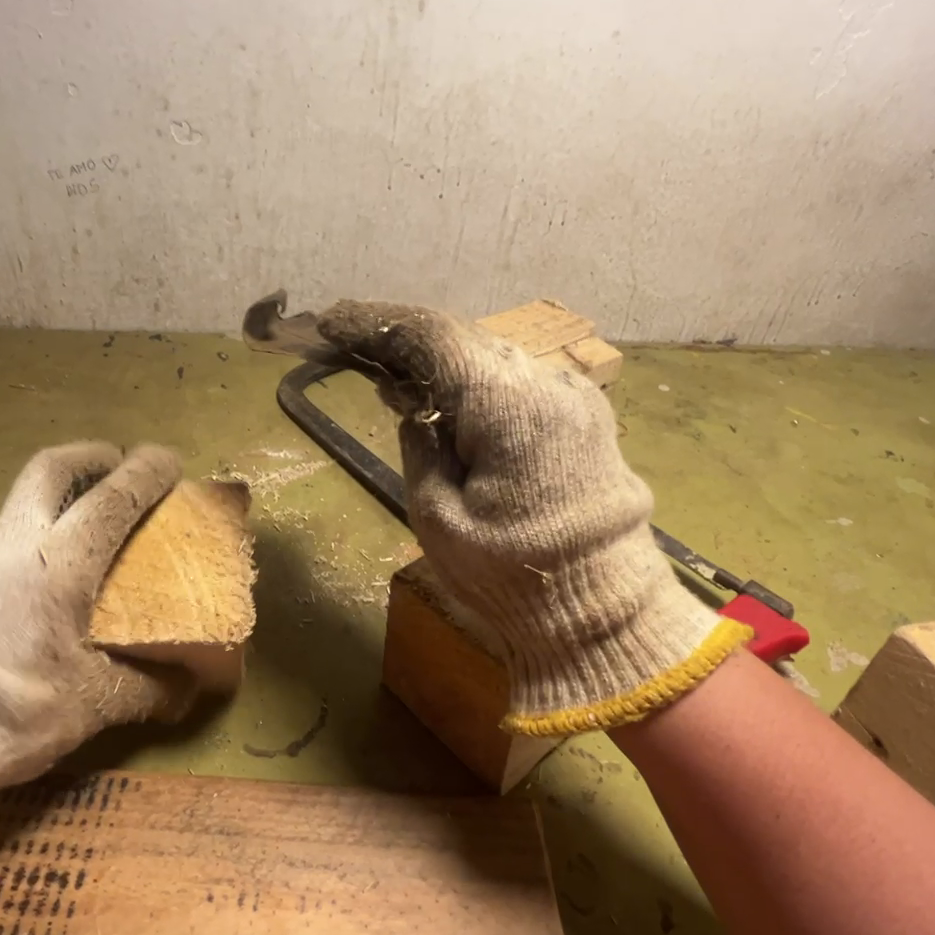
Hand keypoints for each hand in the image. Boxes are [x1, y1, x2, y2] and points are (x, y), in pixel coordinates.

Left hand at [0, 442, 197, 885]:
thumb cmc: (14, 712)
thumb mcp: (94, 704)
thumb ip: (148, 687)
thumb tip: (188, 689)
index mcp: (60, 563)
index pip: (113, 496)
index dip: (146, 470)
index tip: (169, 460)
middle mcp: (11, 545)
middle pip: (48, 468)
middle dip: (88, 456)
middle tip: (115, 464)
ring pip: (15, 510)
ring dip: (51, 508)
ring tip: (77, 544)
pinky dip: (20, 553)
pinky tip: (25, 598)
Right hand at [316, 302, 746, 735]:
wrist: (603, 612)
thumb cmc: (510, 575)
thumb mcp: (437, 516)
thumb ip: (419, 443)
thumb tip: (411, 399)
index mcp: (510, 403)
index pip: (433, 336)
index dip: (377, 323)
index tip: (331, 323)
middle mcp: (548, 384)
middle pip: (463, 340)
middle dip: (404, 341)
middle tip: (351, 347)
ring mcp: (573, 397)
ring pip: (490, 358)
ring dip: (439, 363)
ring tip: (392, 377)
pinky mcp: (582, 416)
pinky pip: (516, 382)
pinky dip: (474, 383)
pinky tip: (446, 401)